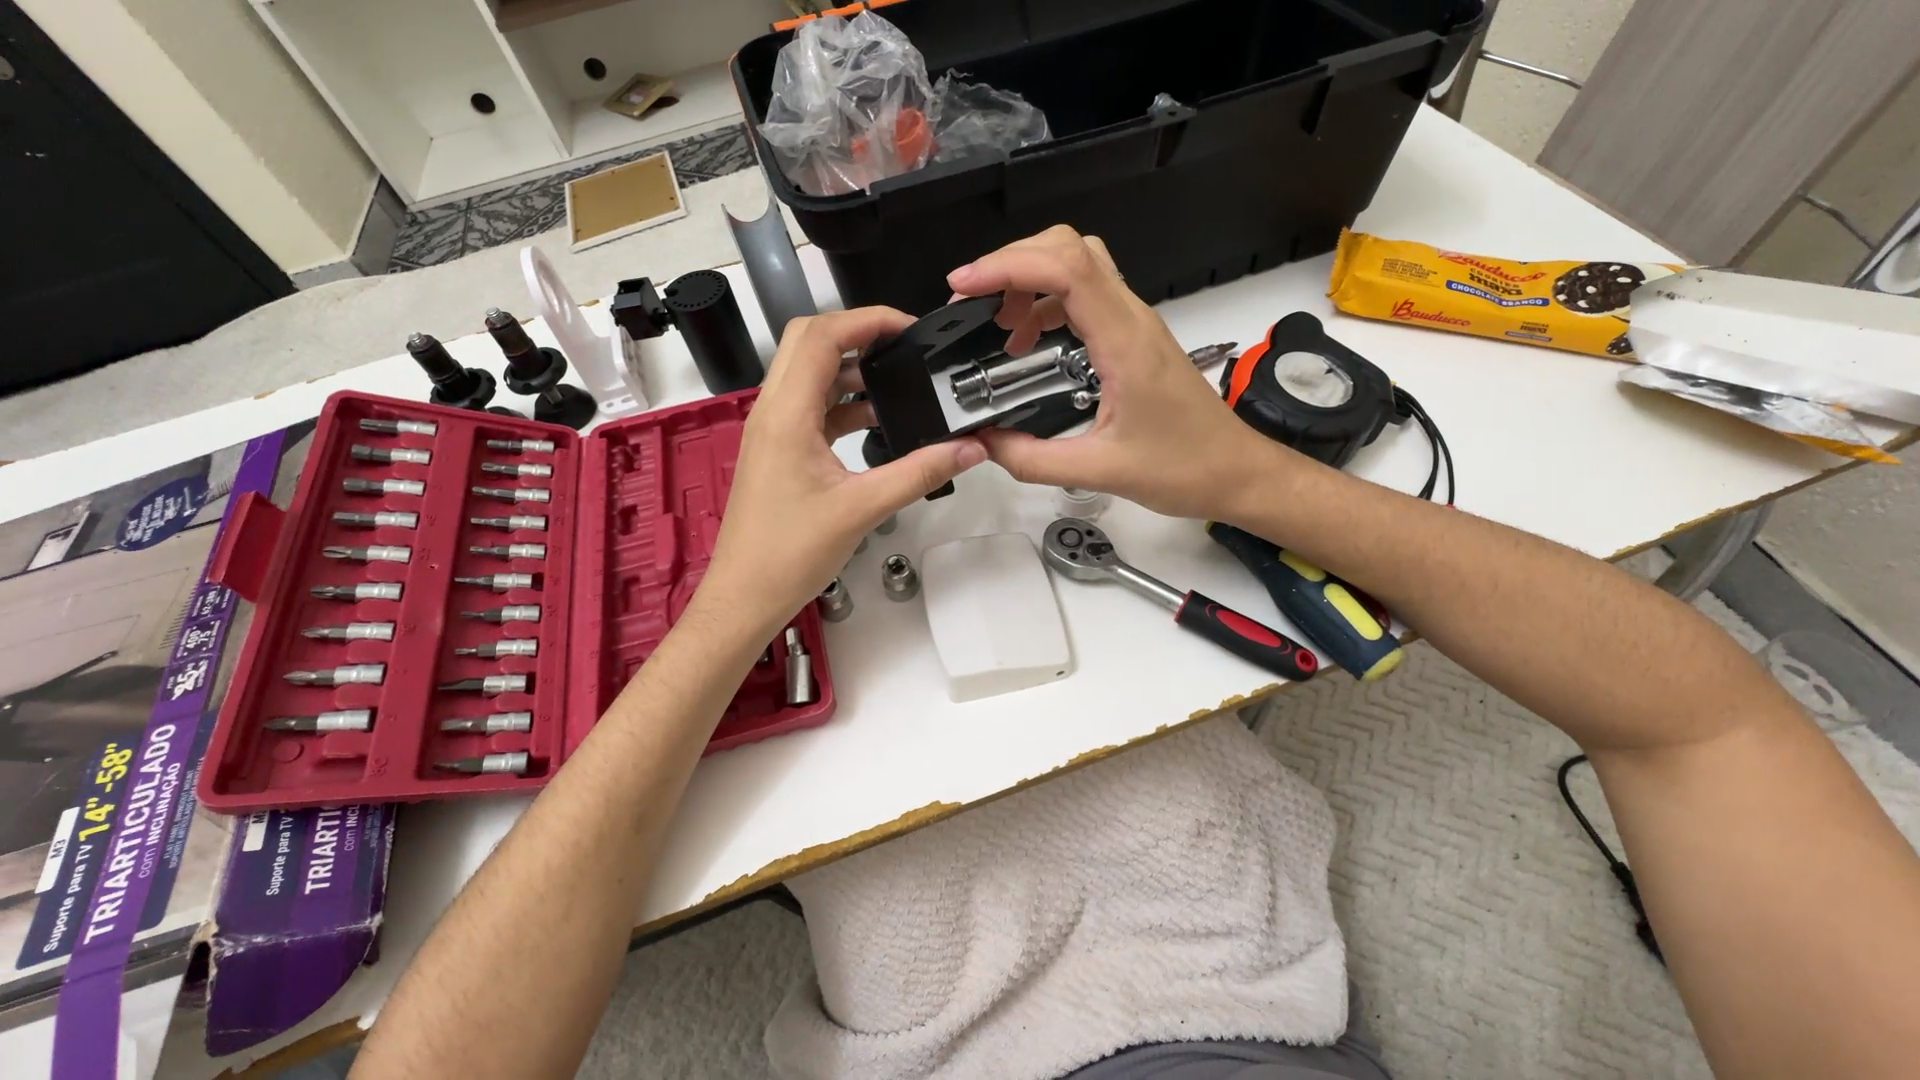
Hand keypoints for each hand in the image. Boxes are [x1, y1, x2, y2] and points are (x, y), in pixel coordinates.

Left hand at [698, 308, 986, 632]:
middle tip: (902, 345)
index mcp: (786, 415)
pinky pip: (810, 406)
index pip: (821, 336)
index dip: (867, 320)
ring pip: (808, 373)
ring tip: (897, 381)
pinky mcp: (777, 450)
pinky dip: (842, 401)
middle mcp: (772, 411)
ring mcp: (771, 430)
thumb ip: (920, 473)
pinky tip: (876, 419)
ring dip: (849, 367)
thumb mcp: (863, 509)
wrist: (745, 595)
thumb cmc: (788, 555)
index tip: (909, 329)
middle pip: (808, 341)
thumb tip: (969, 449)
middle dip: (856, 333)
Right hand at [947, 226, 1276, 520]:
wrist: (1236, 471)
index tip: (964, 287)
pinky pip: (1086, 294)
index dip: (1008, 266)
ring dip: (1029, 280)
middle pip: (1069, 248)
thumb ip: (1033, 460)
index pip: (1066, 269)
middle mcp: (1132, 318)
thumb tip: (983, 444)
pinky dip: (1047, 302)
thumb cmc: (1184, 469)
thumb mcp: (1101, 472)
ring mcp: (1135, 322)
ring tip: (996, 325)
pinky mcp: (1134, 335)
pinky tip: (1027, 340)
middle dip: (1011, 263)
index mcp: (1125, 342)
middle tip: (971, 301)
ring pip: (1078, 264)